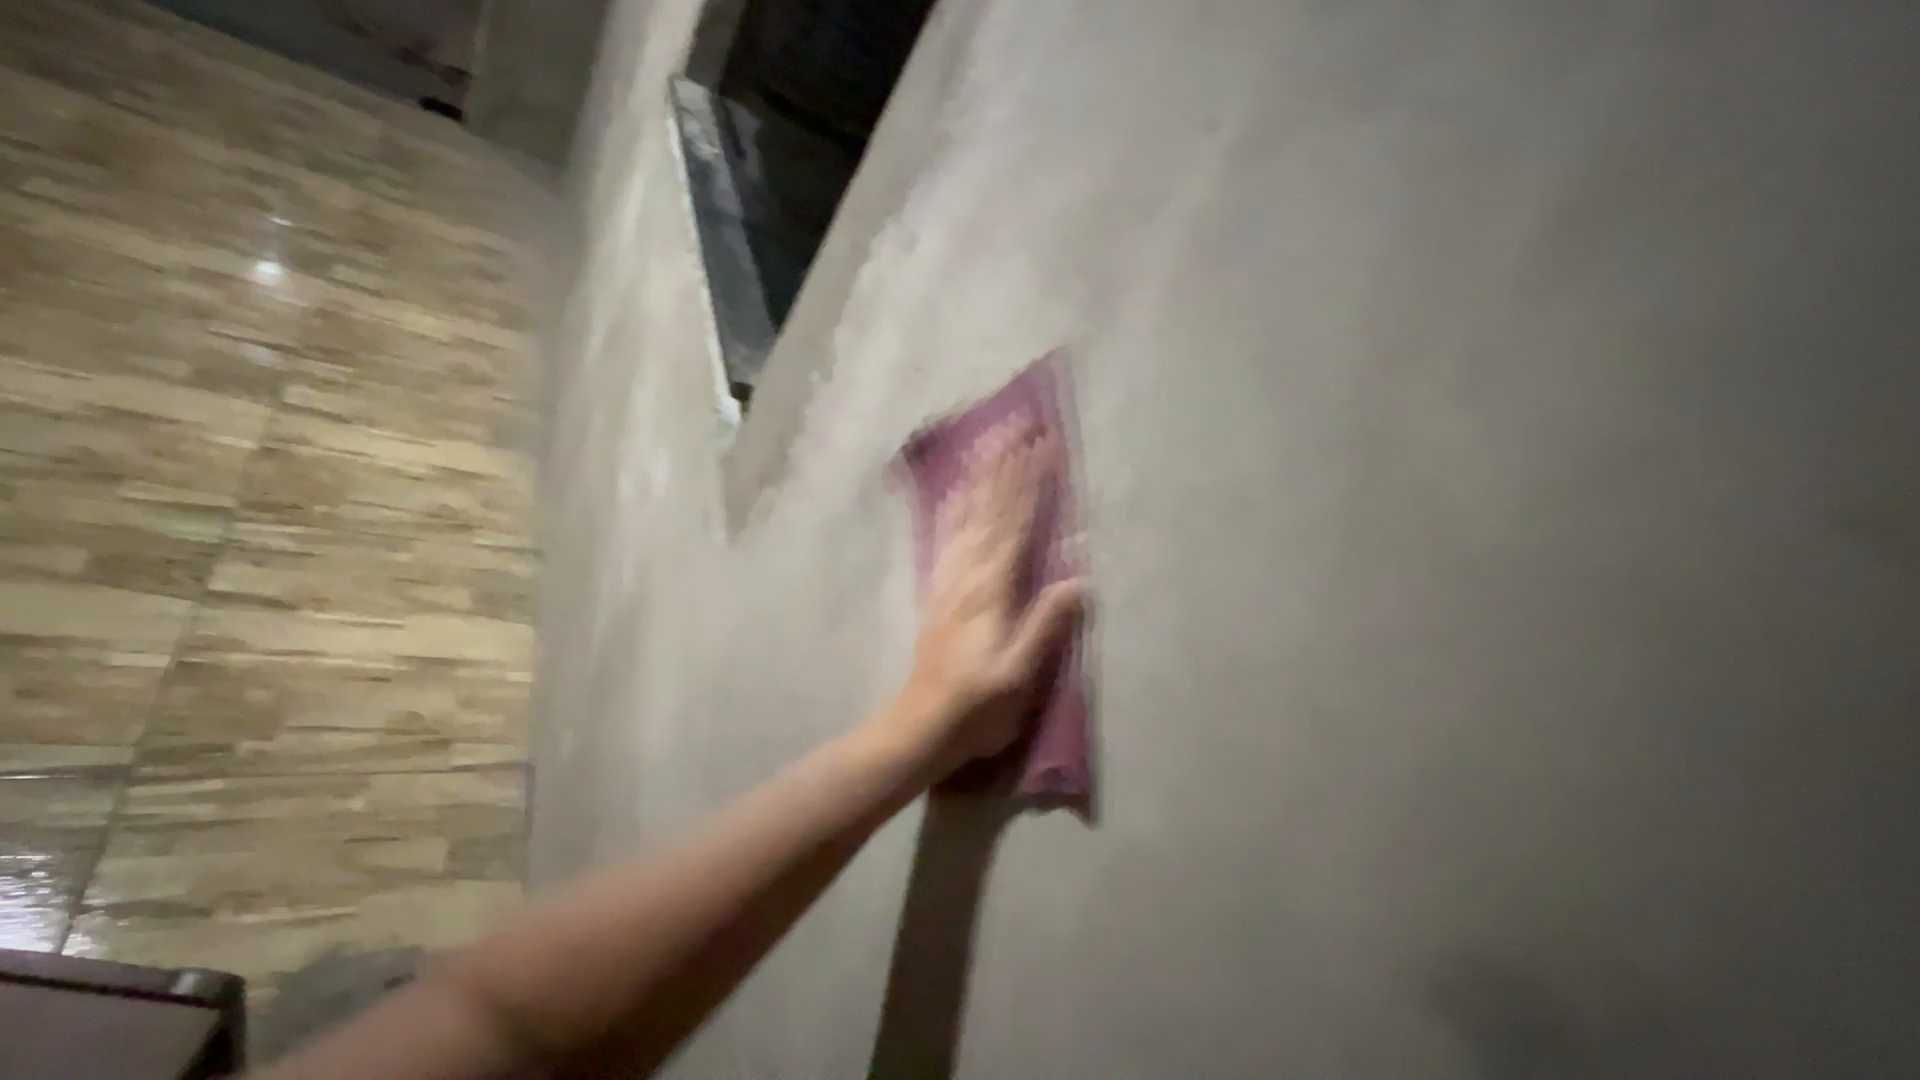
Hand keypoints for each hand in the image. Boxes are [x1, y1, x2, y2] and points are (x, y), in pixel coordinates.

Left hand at [900, 417, 1085, 772]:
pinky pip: (946, 537)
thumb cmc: (977, 707)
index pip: (1015, 523)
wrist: (921, 726)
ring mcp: (949, 581)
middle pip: (989, 508)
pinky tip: (954, 494)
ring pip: (967, 515)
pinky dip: (953, 508)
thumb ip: (1046, 625)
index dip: (1030, 481)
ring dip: (981, 476)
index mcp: (991, 589)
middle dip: (1006, 463)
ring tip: (990, 441)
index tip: (1044, 442)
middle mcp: (967, 574)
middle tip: (1019, 422)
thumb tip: (1078, 580)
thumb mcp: (1020, 674)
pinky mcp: (938, 592)